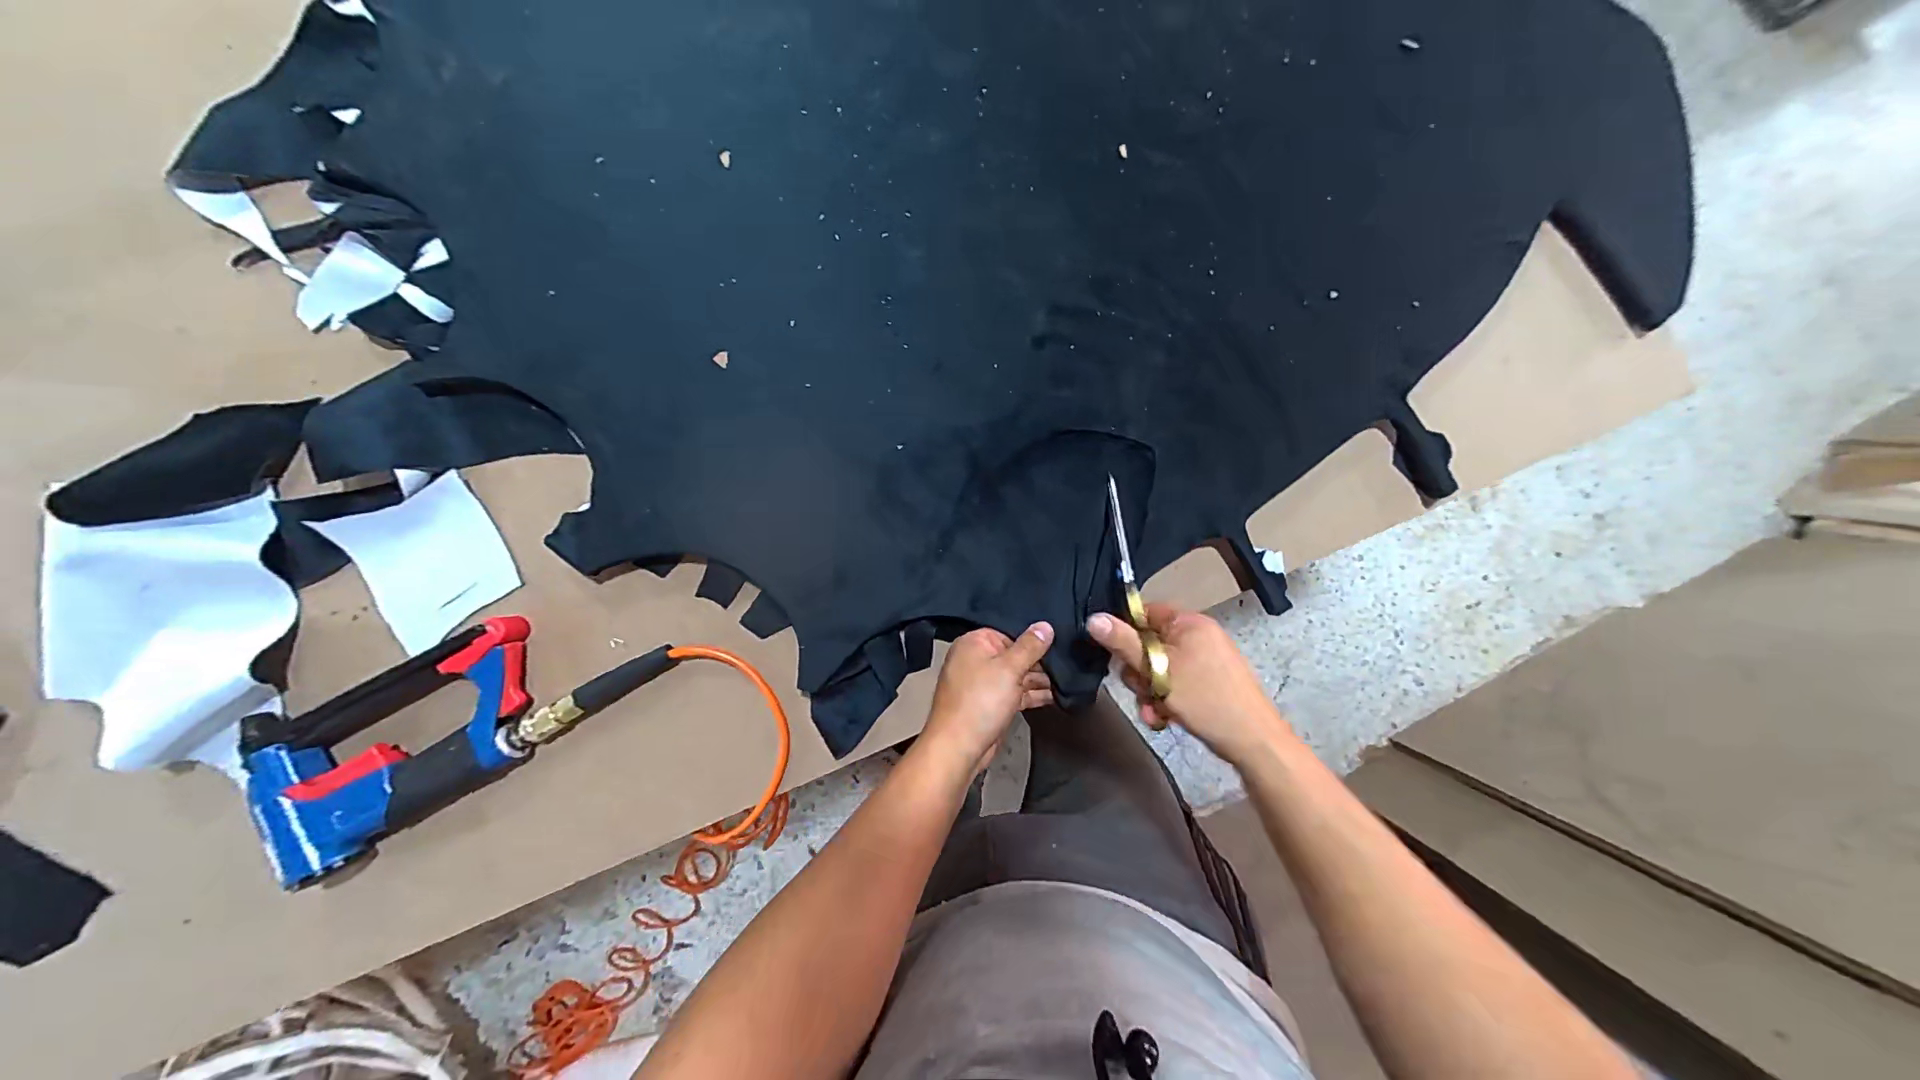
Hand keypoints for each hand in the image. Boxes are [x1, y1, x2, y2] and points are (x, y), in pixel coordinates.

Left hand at [920, 622, 1054, 773]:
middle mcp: (975, 660)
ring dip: (1038, 680)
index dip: (1030, 641)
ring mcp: (982, 684)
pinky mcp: (990, 704)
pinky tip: (1053, 696)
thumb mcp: (1010, 668)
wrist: (960, 747)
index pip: (1008, 632)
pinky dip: (1031, 695)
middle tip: (1064, 666)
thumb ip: (1030, 646)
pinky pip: (1014, 693)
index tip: (1053, 645)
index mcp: (974, 643)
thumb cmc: (978, 703)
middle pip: (1013, 654)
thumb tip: (1045, 626)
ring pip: (1015, 676)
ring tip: (1064, 682)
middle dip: (1037, 662)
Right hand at [1086, 606, 1293, 767]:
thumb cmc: (1205, 698)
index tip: (1115, 656)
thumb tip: (1093, 618)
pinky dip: (1166, 700)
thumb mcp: (1157, 669)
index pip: (1145, 612)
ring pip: (1159, 669)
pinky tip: (1165, 718)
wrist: (1252, 741)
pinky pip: (1175, 684)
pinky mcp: (1208, 683)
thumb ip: (1123, 643)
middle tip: (1142, 691)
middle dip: (1139, 673)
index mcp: (1189, 623)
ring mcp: (1205, 660)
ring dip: (1149, 692)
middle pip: (1148, 644)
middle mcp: (1198, 636)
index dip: (1125, 632)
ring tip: (1155, 711)